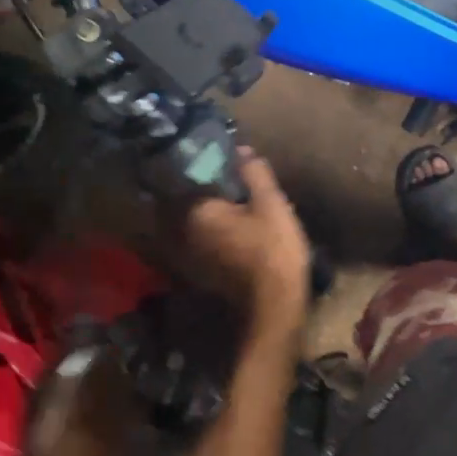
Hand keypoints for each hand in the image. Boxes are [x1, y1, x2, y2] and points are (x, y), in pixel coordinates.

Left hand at [162, 148, 310, 328]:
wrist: (274, 305)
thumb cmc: (273, 249)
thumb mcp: (271, 204)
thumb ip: (254, 174)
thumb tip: (241, 150)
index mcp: (195, 212)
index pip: (185, 178)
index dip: (198, 164)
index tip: (213, 155)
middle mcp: (182, 232)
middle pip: (182, 200)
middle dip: (196, 187)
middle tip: (219, 174)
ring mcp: (188, 255)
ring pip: (187, 222)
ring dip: (199, 209)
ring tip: (223, 196)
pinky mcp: (198, 270)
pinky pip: (195, 239)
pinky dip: (205, 229)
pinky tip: (226, 224)